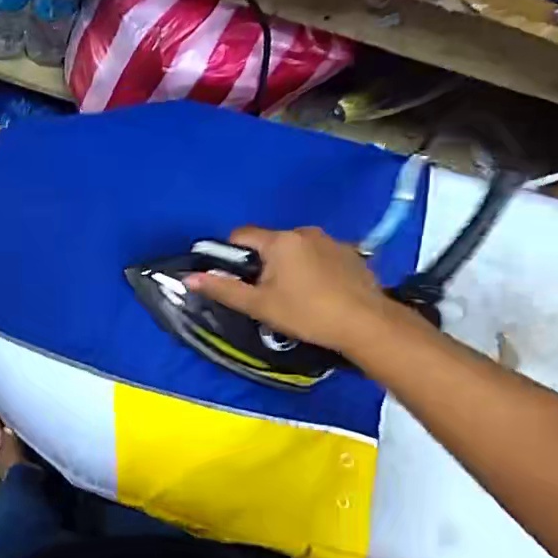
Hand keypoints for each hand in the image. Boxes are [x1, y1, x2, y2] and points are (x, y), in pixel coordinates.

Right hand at [183, 226, 404, 356]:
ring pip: (296, 248)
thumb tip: (189, 278)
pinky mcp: (352, 253)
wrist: (368, 325)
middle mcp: (304, 232)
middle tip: (268, 293)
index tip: (238, 279)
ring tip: (298, 295)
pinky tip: (322, 293)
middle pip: (270, 242)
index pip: (241, 234)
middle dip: (264, 262)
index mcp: (279, 240)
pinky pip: (320, 255)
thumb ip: (223, 289)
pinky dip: (314, 268)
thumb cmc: (307, 314)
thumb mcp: (260, 305)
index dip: (232, 254)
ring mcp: (331, 240)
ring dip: (290, 264)